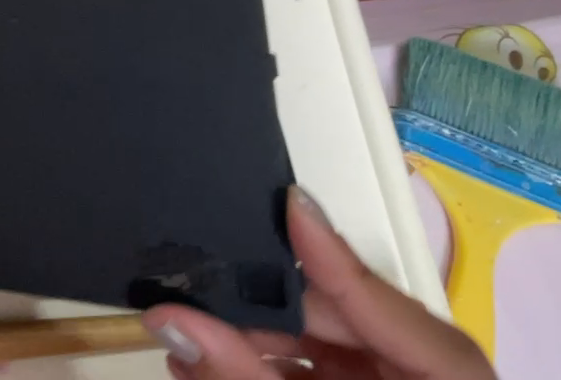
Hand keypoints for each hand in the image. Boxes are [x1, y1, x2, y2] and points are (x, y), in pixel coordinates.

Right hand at [142, 187, 494, 379]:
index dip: (332, 253)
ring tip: (180, 347)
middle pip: (343, 328)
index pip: (394, 311)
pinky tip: (205, 373)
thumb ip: (241, 377)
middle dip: (256, 313)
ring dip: (248, 347)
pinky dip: (261, 373)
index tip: (285, 198)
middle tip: (183, 304)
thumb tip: (165, 318)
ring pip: (322, 357)